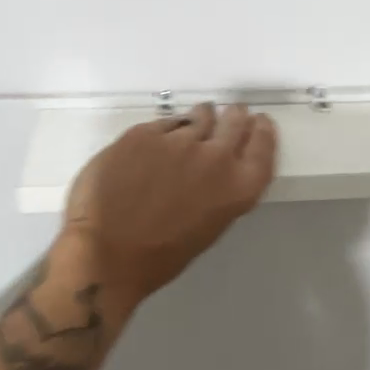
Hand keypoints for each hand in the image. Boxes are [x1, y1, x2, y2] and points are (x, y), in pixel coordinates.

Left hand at [60, 103, 277, 312]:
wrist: (107, 253)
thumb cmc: (160, 256)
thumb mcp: (207, 227)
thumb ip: (218, 192)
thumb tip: (210, 174)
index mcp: (237, 189)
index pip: (263, 148)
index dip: (263, 132)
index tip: (260, 123)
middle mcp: (215, 158)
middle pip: (234, 122)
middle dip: (234, 116)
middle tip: (232, 113)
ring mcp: (178, 140)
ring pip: (197, 117)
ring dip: (200, 118)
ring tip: (194, 120)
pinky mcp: (144, 132)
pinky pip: (163, 123)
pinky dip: (166, 130)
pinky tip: (157, 142)